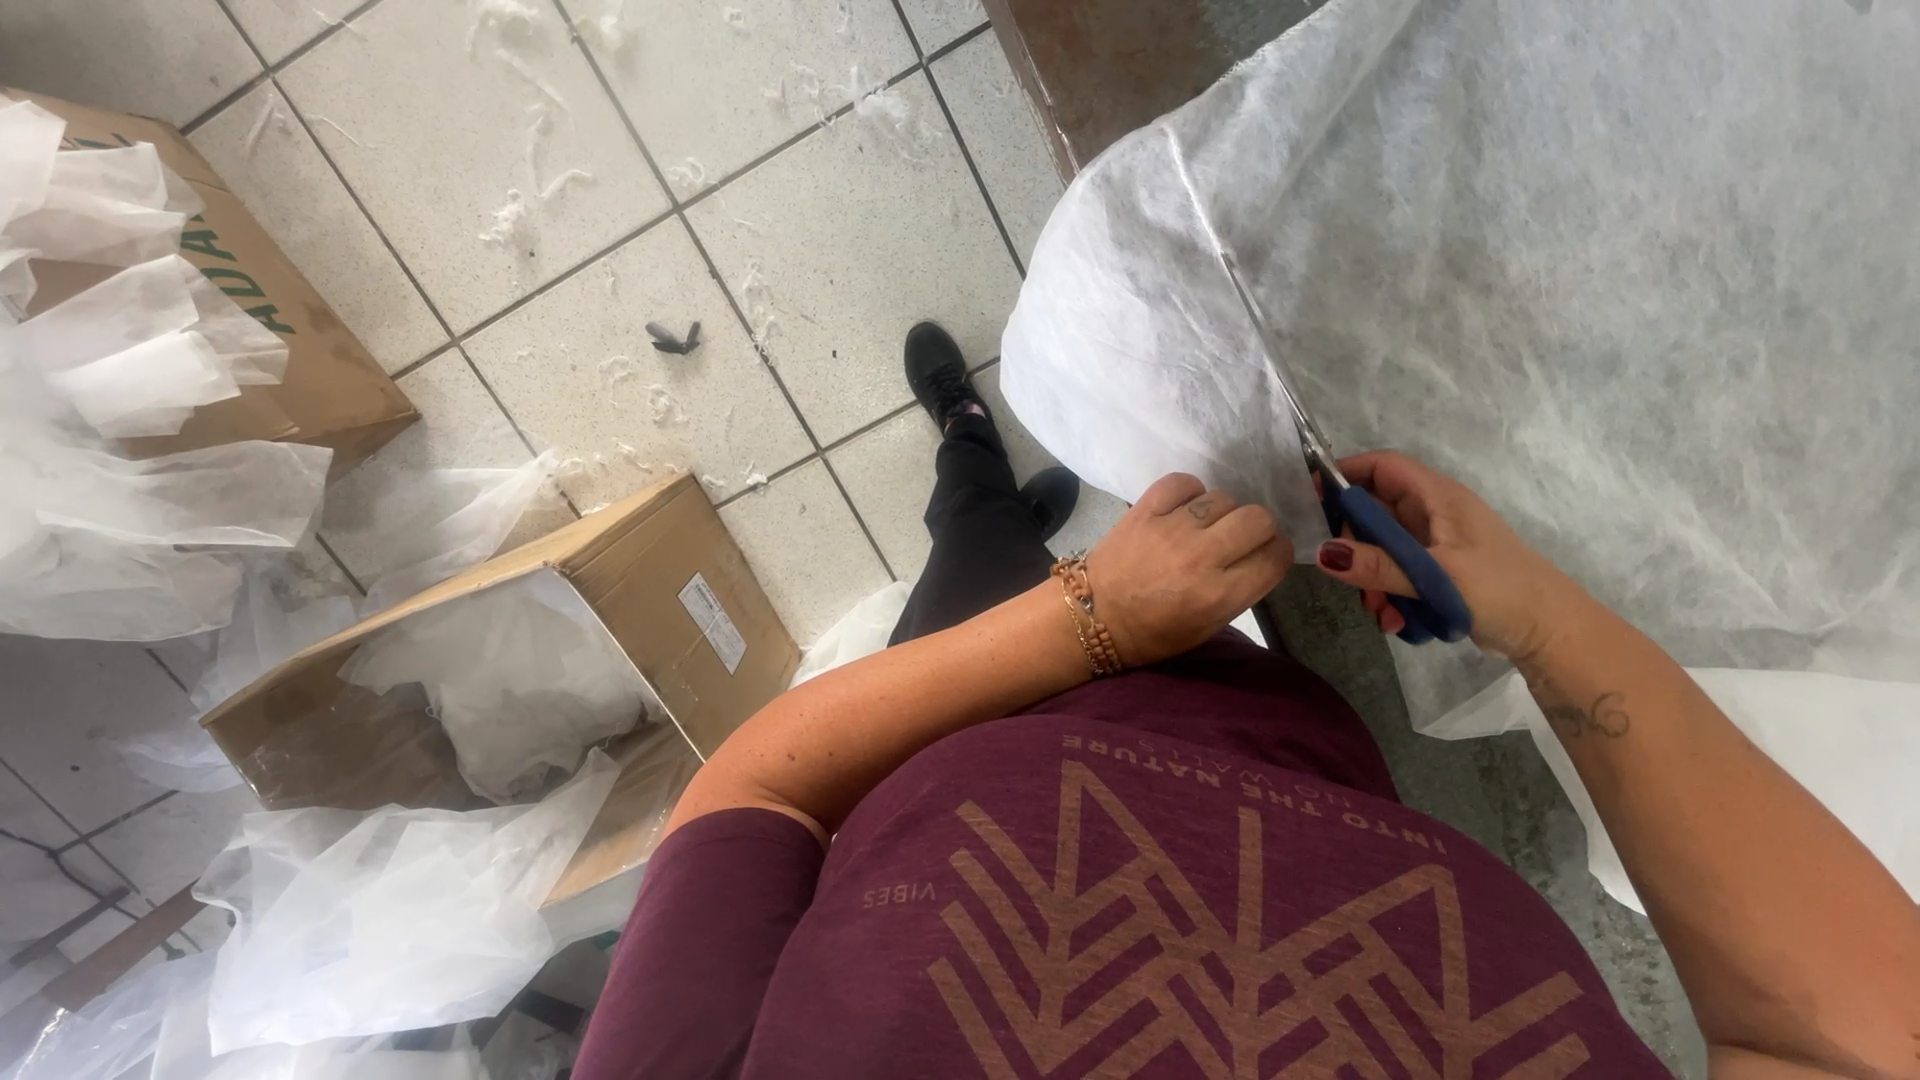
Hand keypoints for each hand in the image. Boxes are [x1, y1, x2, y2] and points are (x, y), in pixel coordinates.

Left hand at [1084, 474, 1291, 666]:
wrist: (1092, 617)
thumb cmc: (1151, 633)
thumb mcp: (1207, 627)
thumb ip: (1239, 591)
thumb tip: (1259, 556)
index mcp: (1220, 595)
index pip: (1276, 556)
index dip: (1277, 553)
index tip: (1265, 555)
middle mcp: (1201, 558)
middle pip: (1258, 519)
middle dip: (1257, 529)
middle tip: (1238, 539)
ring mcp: (1171, 530)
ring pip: (1222, 498)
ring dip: (1221, 512)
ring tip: (1204, 527)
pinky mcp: (1143, 511)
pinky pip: (1181, 482)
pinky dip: (1188, 491)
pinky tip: (1183, 508)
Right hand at [1313, 451, 1590, 658]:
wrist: (1551, 632)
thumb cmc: (1501, 590)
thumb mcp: (1435, 577)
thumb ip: (1377, 565)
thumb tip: (1323, 553)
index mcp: (1437, 498)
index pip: (1381, 466)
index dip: (1344, 473)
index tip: (1310, 497)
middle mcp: (1432, 514)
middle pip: (1373, 511)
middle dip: (1353, 544)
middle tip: (1346, 573)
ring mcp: (1434, 543)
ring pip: (1380, 547)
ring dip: (1370, 578)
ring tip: (1378, 609)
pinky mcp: (1436, 570)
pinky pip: (1396, 573)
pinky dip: (1389, 594)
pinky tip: (1395, 620)